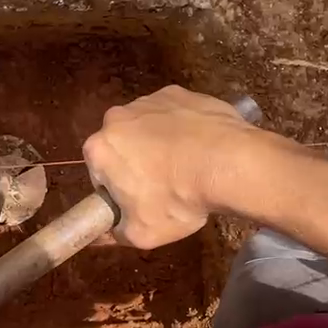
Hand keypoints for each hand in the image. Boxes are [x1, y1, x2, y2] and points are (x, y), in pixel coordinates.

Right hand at [82, 86, 263, 248]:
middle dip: (136, 162)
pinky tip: (200, 145)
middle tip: (164, 185)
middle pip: (121, 145)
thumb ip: (113, 234)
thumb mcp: (142, 233)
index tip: (140, 201)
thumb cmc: (177, 199)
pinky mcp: (177, 92)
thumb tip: (99, 235)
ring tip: (186, 165)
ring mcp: (148, 100)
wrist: (228, 164)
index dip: (119, 191)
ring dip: (158, 142)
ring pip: (146, 126)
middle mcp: (116, 117)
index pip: (100, 174)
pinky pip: (172, 113)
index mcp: (99, 148)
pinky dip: (181, 126)